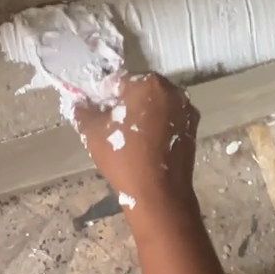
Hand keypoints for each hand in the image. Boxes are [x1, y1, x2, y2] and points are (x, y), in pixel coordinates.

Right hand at [74, 73, 199, 212]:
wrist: (159, 193)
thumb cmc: (124, 158)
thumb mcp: (93, 133)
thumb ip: (84, 111)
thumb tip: (81, 102)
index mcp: (148, 83)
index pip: (119, 80)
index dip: (104, 94)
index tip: (97, 111)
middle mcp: (172, 91)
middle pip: (141, 90)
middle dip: (125, 102)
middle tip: (110, 124)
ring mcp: (186, 110)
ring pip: (156, 105)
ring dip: (142, 114)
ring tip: (128, 136)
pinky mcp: (193, 130)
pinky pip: (168, 120)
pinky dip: (157, 126)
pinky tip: (145, 145)